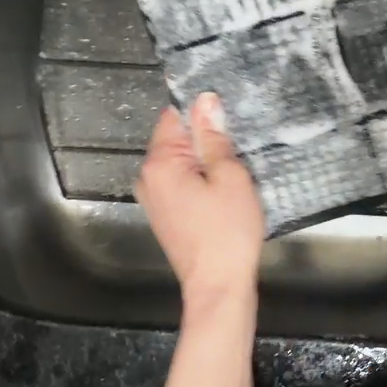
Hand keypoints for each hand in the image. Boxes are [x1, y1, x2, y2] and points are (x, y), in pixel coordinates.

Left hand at [137, 94, 264, 307]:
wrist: (217, 285)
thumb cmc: (228, 232)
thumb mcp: (229, 176)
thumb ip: (214, 137)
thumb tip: (205, 101)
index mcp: (160, 163)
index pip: (175, 116)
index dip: (203, 113)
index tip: (229, 122)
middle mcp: (148, 177)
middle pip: (176, 140)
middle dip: (206, 140)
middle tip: (238, 152)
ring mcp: (153, 198)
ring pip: (181, 164)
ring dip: (205, 163)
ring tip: (234, 175)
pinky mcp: (164, 215)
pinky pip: (181, 184)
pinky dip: (200, 182)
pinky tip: (223, 196)